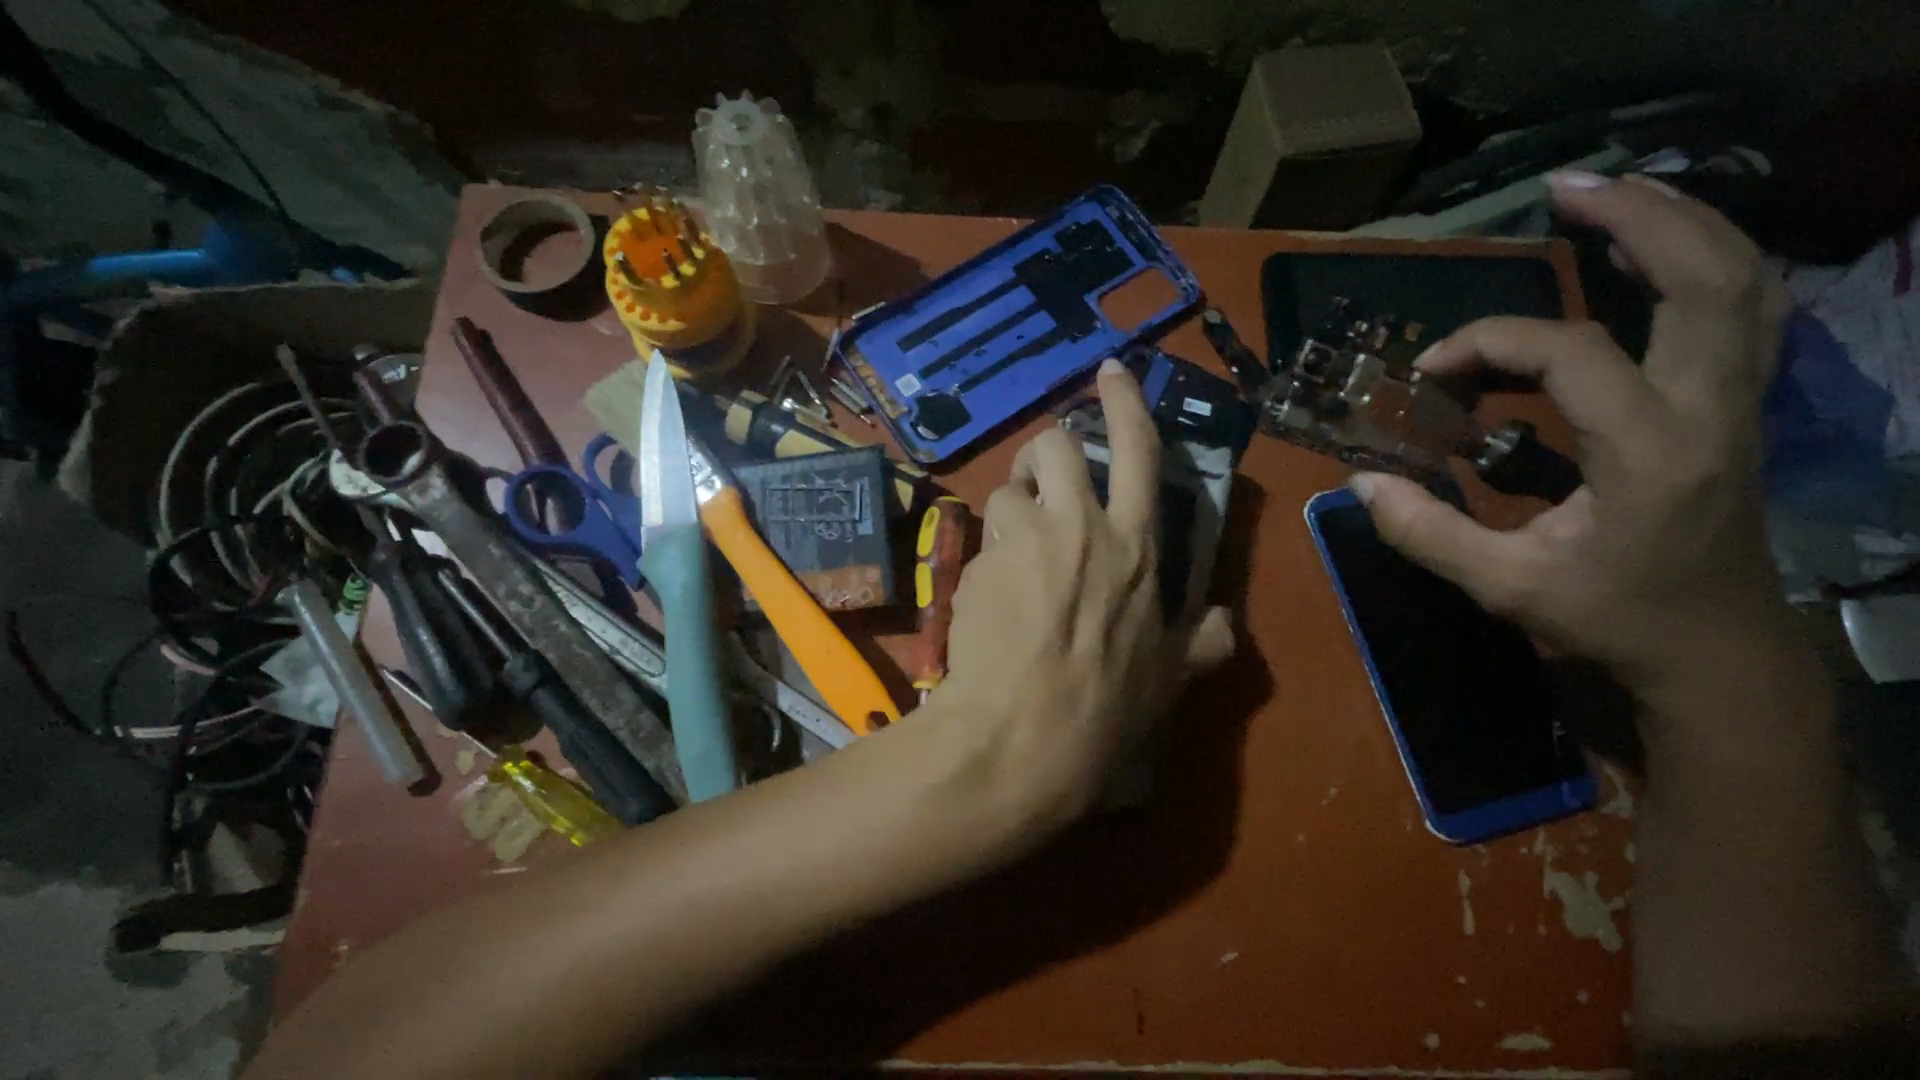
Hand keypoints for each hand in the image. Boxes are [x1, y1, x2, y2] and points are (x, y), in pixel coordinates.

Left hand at [932, 359, 1233, 816]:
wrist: (1020, 738)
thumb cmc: (1105, 710)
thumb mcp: (1170, 678)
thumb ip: (1204, 643)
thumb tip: (1230, 624)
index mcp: (1135, 545)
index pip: (1136, 450)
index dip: (1123, 402)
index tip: (1110, 368)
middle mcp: (1079, 527)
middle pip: (1054, 445)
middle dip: (1045, 452)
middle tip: (1042, 483)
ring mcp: (1023, 542)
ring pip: (1007, 487)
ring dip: (1011, 507)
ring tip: (1014, 550)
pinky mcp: (977, 565)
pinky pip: (981, 539)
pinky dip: (987, 556)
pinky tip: (990, 600)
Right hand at [1351, 173, 1791, 722]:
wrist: (1719, 651)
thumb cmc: (1614, 619)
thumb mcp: (1506, 587)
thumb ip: (1428, 533)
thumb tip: (1361, 483)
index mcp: (1649, 452)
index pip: (1570, 354)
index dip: (1489, 344)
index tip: (1430, 370)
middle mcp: (1710, 409)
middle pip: (1706, 277)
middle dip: (1639, 219)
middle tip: (1564, 192)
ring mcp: (1739, 402)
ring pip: (1741, 280)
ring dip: (1682, 225)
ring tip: (1611, 199)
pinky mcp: (1739, 406)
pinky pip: (1742, 308)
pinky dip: (1703, 263)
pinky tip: (1651, 255)